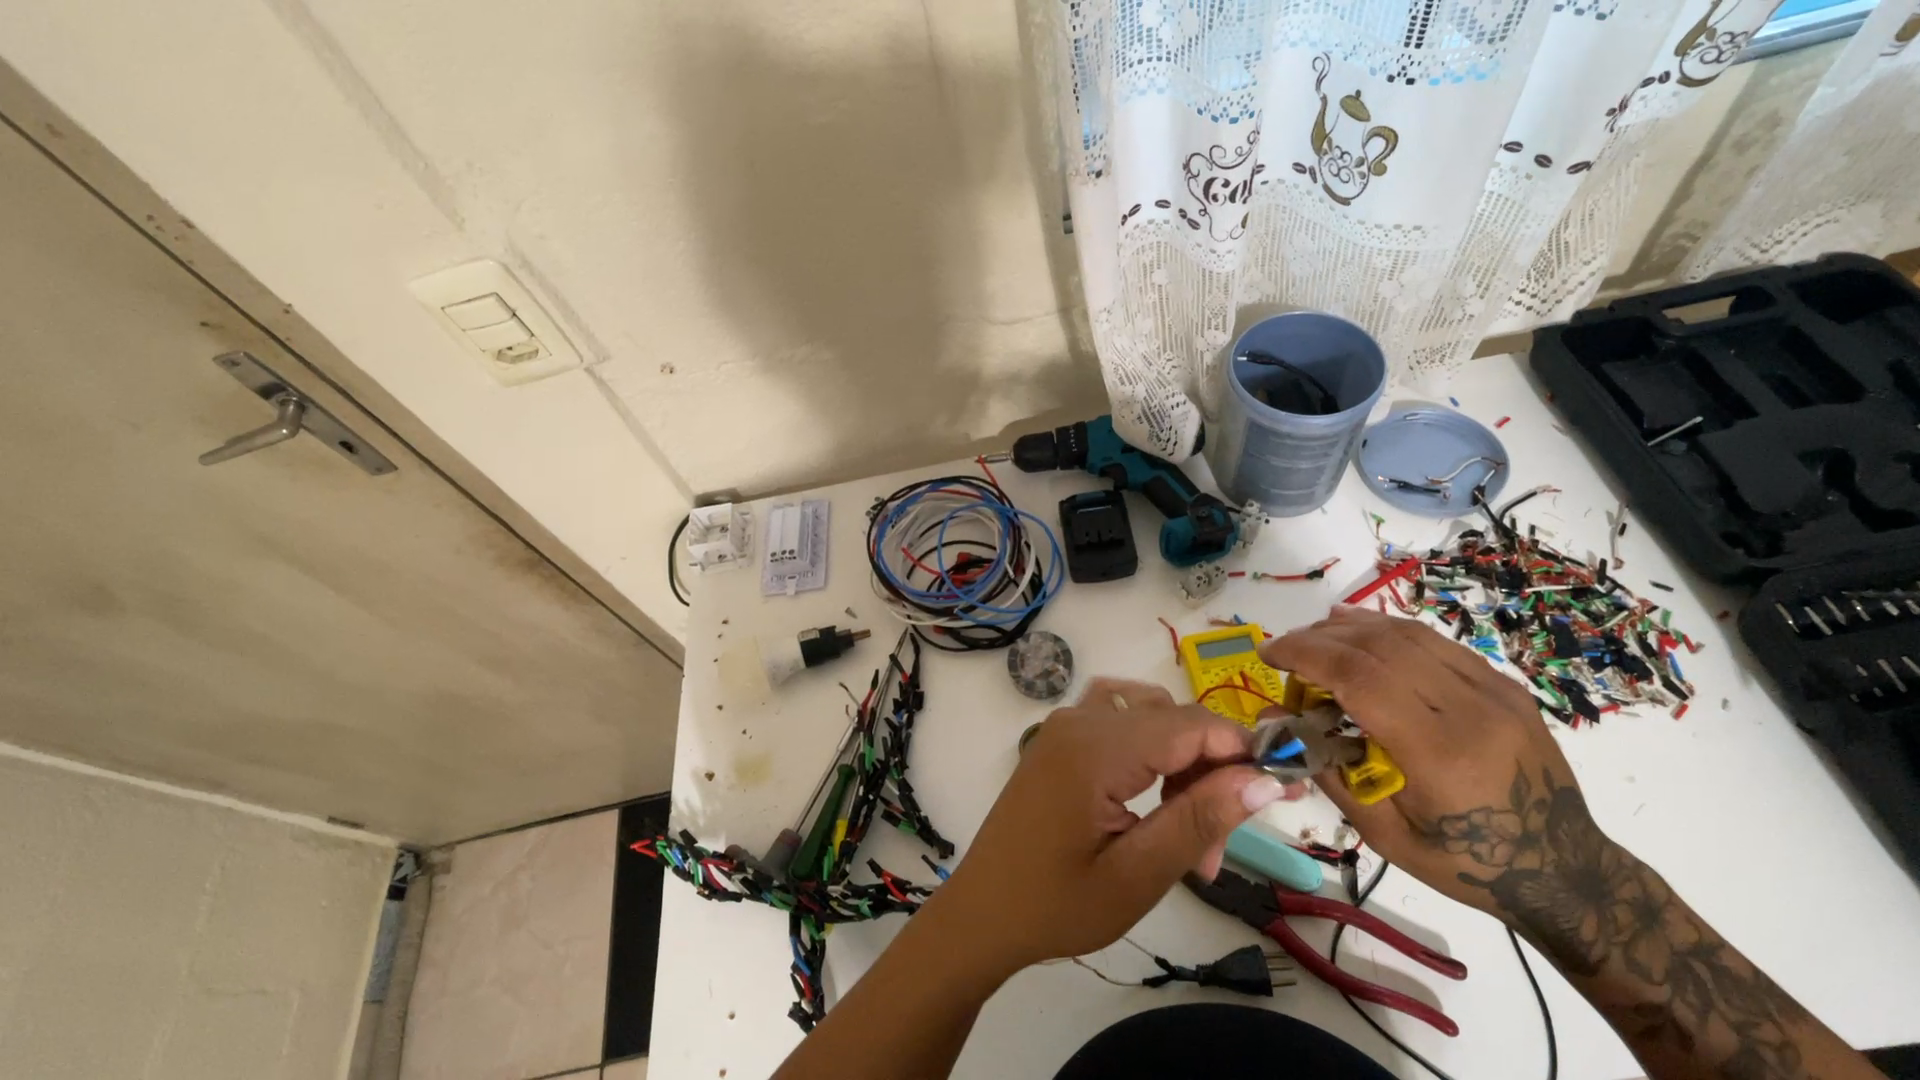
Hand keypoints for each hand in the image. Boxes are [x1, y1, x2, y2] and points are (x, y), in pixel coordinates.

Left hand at [927, 678, 1289, 975]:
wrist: (982, 914)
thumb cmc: (1055, 906)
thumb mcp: (1136, 876)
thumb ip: (1199, 820)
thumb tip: (1265, 779)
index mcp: (1096, 749)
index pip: (1194, 725)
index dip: (1246, 753)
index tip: (1287, 795)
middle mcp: (1079, 721)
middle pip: (1175, 720)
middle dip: (1213, 773)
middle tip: (1215, 851)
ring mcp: (1065, 726)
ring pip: (1152, 717)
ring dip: (1184, 764)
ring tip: (1185, 834)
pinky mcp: (1059, 740)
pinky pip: (1122, 721)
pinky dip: (1152, 751)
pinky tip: (1156, 796)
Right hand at [1260, 607, 1602, 925]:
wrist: (1563, 868)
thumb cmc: (1464, 863)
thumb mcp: (1383, 834)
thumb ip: (1327, 770)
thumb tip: (1275, 720)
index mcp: (1439, 754)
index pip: (1360, 678)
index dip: (1306, 655)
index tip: (1268, 654)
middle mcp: (1472, 710)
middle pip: (1381, 646)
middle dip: (1321, 637)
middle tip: (1284, 648)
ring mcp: (1496, 692)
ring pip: (1410, 635)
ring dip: (1353, 627)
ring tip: (1314, 634)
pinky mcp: (1506, 685)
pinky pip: (1437, 643)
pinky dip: (1391, 632)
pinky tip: (1362, 633)